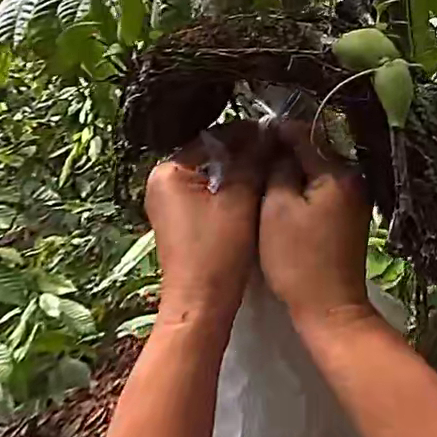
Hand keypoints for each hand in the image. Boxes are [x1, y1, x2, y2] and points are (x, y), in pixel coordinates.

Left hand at [143, 121, 266, 328]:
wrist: (201, 305)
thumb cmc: (217, 249)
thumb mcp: (240, 198)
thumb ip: (252, 159)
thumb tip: (267, 131)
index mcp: (167, 171)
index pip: (212, 138)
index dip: (246, 135)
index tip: (274, 133)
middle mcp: (161, 182)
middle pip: (210, 156)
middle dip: (243, 154)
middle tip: (275, 152)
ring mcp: (168, 204)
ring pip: (211, 176)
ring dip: (238, 174)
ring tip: (269, 170)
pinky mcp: (179, 222)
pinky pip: (206, 195)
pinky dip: (229, 192)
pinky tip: (253, 193)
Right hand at [259, 120, 373, 329]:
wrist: (330, 310)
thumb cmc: (298, 259)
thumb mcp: (276, 208)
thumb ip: (276, 169)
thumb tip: (275, 145)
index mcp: (337, 172)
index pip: (304, 134)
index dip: (275, 130)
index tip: (248, 134)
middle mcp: (352, 179)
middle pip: (312, 150)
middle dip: (282, 149)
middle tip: (250, 153)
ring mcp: (353, 198)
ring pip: (315, 169)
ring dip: (291, 167)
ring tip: (260, 171)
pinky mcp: (347, 216)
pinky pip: (321, 188)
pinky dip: (301, 185)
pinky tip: (279, 192)